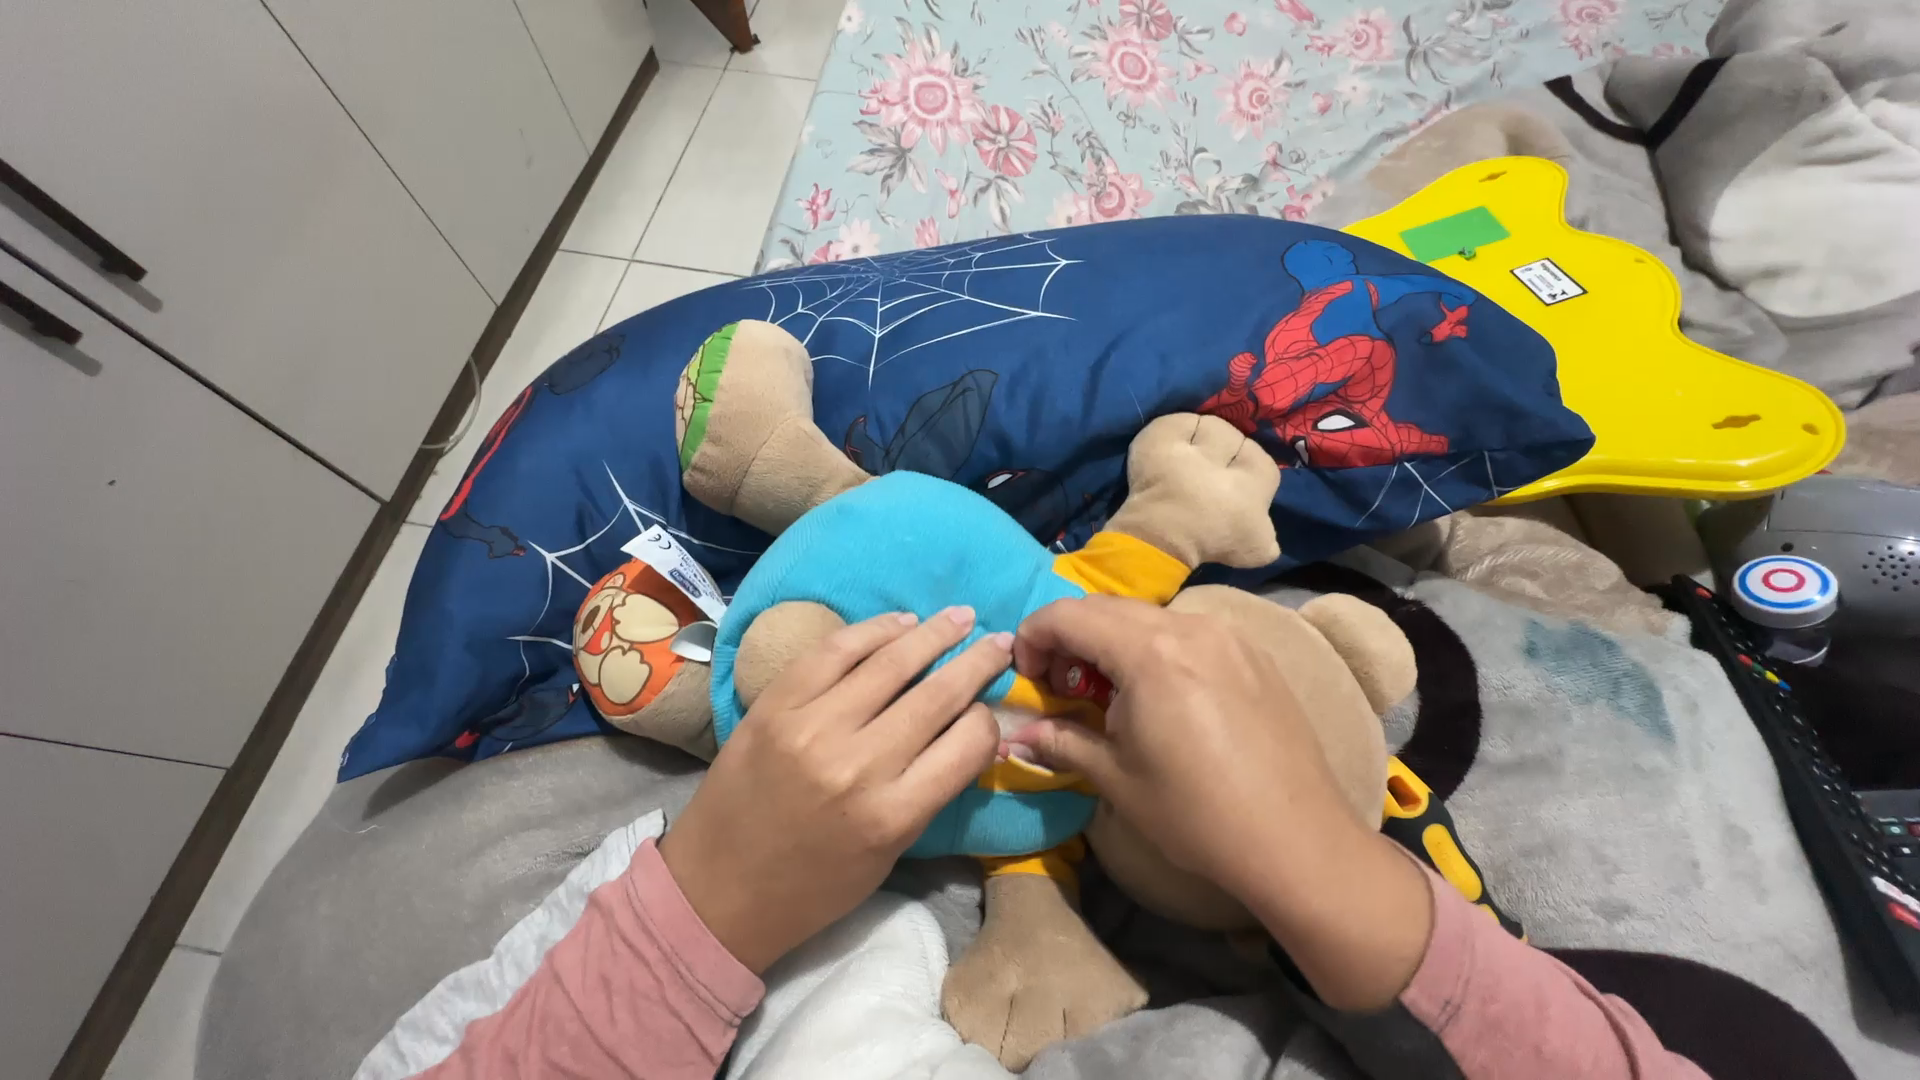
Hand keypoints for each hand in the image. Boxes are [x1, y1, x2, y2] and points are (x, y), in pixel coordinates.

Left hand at [659, 607, 1006, 973]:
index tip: (988, 707)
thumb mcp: (888, 854)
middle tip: (1002, 639)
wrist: (713, 893)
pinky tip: (899, 623)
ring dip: (932, 633)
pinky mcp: (774, 705)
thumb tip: (967, 730)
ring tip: (960, 616)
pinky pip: (833, 651)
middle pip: (937, 694)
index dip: (988, 719)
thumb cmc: (812, 887)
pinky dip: (872, 630)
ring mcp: (811, 728)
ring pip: (889, 662)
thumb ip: (930, 790)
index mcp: (893, 815)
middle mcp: (857, 765)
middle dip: (977, 660)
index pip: (968, 742)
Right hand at [1006, 594, 1431, 1009]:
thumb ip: (1061, 741)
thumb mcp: (1116, 778)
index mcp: (1149, 652)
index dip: (1032, 638)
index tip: (1028, 677)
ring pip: (1146, 616)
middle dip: (1069, 638)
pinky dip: (1153, 647)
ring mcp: (1227, 635)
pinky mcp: (1253, 652)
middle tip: (1061, 687)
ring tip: (1110, 693)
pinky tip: (1160, 695)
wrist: (1298, 842)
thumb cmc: (1196, 814)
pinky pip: (1185, 631)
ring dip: (1111, 641)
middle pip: (1104, 608)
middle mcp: (1188, 626)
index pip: (1067, 615)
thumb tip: (1016, 734)